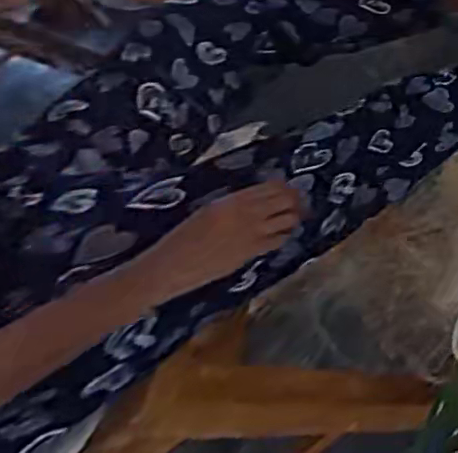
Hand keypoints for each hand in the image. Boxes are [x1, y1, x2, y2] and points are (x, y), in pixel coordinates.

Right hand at [122, 182, 302, 300]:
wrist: (161, 270)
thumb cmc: (177, 241)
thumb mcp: (207, 212)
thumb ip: (235, 204)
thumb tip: (261, 200)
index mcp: (233, 201)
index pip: (274, 186)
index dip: (285, 188)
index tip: (288, 192)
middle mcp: (247, 212)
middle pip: (288, 198)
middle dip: (296, 200)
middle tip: (295, 206)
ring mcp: (252, 232)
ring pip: (290, 218)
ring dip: (293, 217)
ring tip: (289, 220)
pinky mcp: (251, 251)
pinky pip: (280, 239)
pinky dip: (284, 236)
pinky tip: (278, 237)